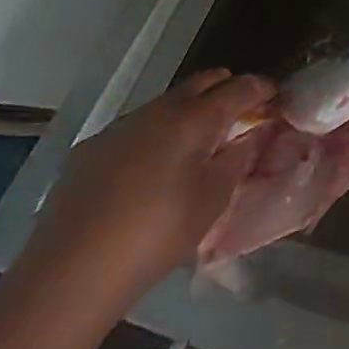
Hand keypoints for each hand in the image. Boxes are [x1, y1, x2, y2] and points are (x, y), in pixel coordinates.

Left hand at [0, 70, 274, 348]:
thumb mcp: (213, 199)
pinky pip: (135, 127)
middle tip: (240, 115)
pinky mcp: (92, 147)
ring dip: (189, 112)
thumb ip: (239, 158)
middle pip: (203, 81)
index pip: (240, 87)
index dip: (262, 88)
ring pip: (167, 103)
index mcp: (195, 117)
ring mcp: (122, 125)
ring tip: (195, 146)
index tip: (276, 97)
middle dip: (227, 90)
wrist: (72, 268)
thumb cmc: (158, 231)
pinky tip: (148, 172)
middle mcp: (160, 109)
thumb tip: (255, 133)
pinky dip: (154, 135)